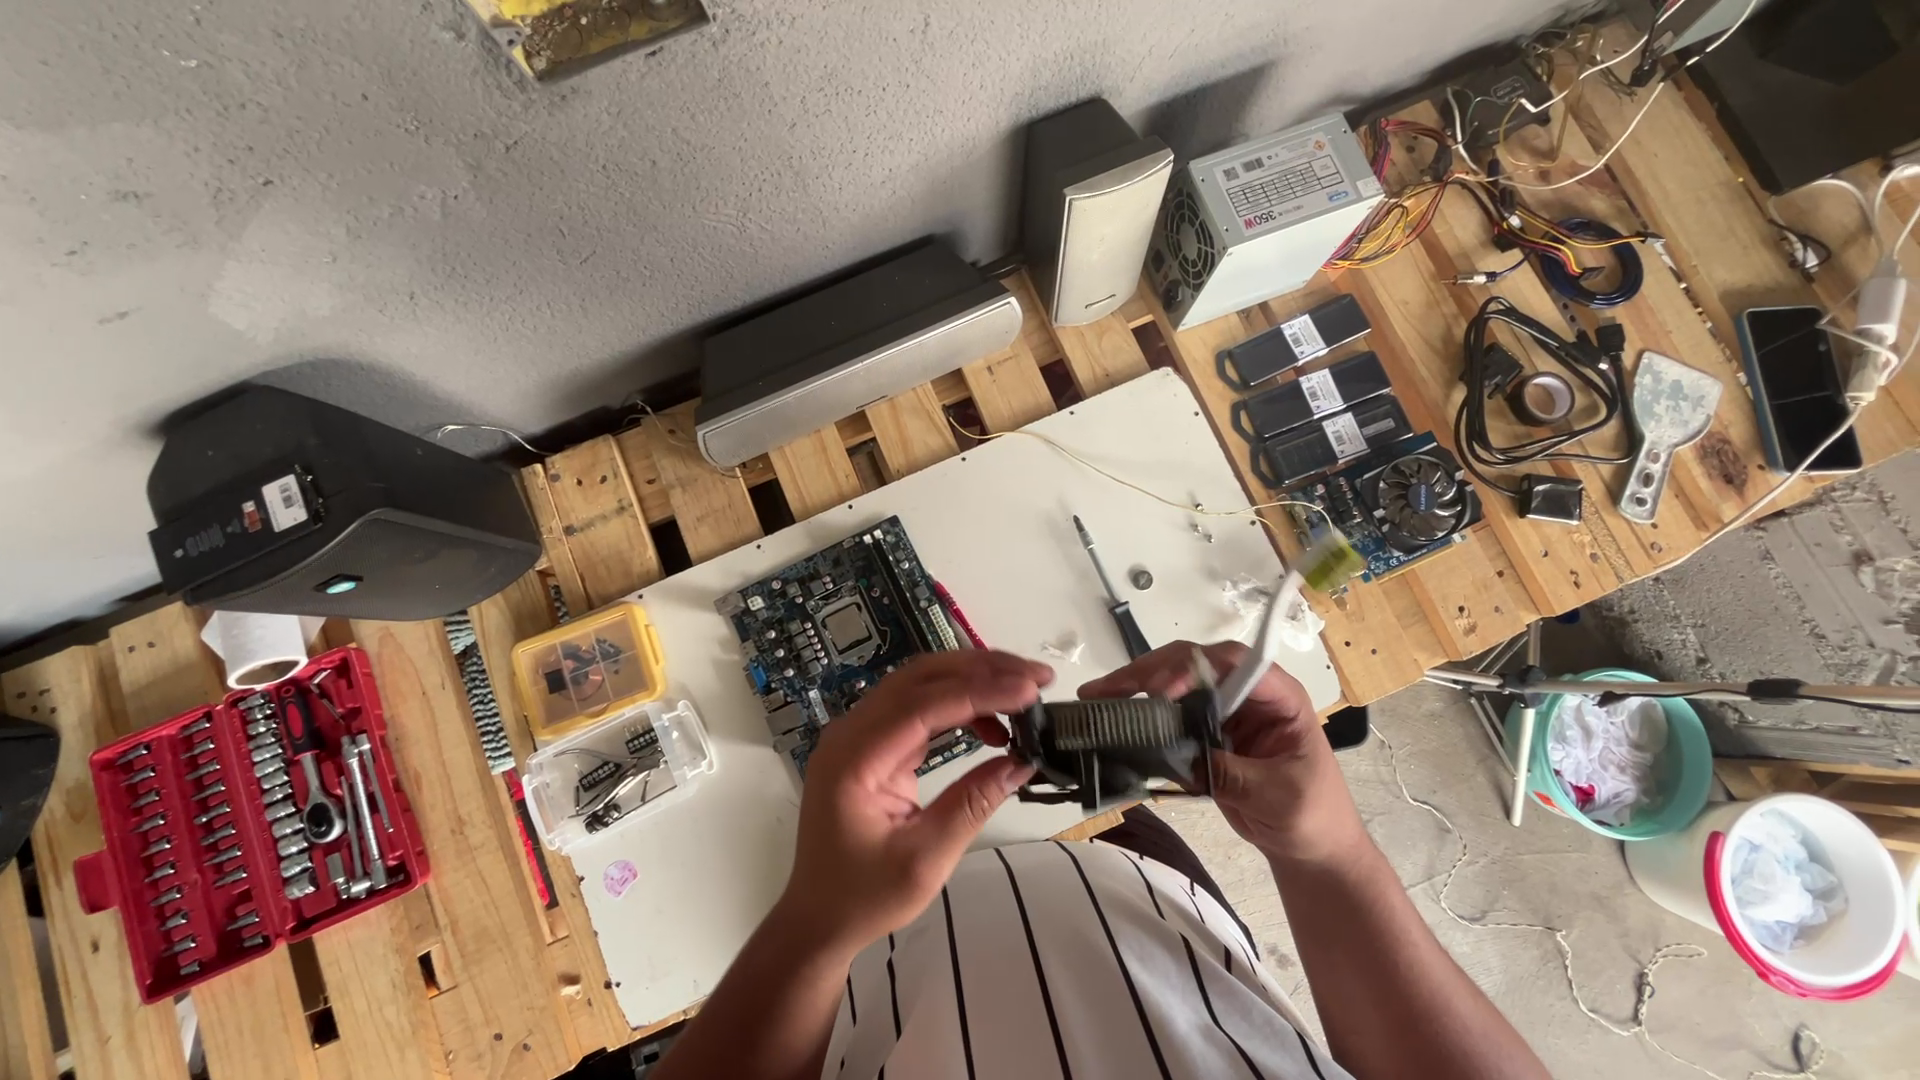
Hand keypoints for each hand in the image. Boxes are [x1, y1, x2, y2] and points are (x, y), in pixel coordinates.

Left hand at [780, 650, 1049, 955]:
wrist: (818, 917)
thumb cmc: (866, 896)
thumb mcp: (926, 859)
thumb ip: (973, 803)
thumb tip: (1023, 760)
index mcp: (854, 758)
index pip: (924, 704)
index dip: (981, 691)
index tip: (1031, 689)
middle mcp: (851, 732)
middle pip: (920, 678)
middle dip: (982, 670)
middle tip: (1038, 677)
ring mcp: (859, 734)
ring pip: (920, 684)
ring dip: (973, 681)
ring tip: (1024, 692)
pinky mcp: (872, 744)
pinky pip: (918, 707)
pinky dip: (958, 706)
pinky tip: (992, 725)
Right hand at [1078, 641, 1367, 866]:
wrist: (1310, 846)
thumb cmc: (1311, 816)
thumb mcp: (1276, 796)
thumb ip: (1231, 772)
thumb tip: (1183, 754)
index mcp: (1278, 696)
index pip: (1234, 663)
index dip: (1194, 668)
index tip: (1159, 692)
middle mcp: (1247, 692)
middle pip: (1195, 662)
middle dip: (1152, 671)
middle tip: (1109, 689)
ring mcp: (1223, 709)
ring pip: (1174, 680)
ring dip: (1135, 684)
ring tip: (1096, 694)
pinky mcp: (1204, 729)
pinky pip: (1168, 710)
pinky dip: (1138, 709)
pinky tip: (1110, 712)